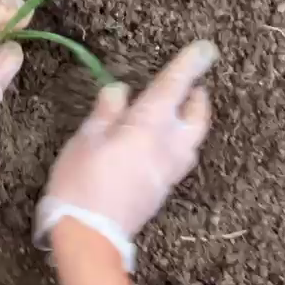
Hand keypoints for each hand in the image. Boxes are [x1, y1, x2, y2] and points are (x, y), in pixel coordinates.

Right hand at [37, 40, 216, 270]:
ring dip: (189, 121)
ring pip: (192, 139)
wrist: (89, 236)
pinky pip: (180, 158)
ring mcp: (169, 171)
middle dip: (196, 96)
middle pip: (197, 115)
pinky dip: (176, 143)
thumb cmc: (79, 184)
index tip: (205, 48)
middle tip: (189, 86)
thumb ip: (105, 113)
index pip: (174, 87)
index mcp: (148, 126)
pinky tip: (158, 145)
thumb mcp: (83, 140)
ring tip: (175, 113)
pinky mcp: (162, 191)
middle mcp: (169, 147)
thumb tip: (120, 92)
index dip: (190, 65)